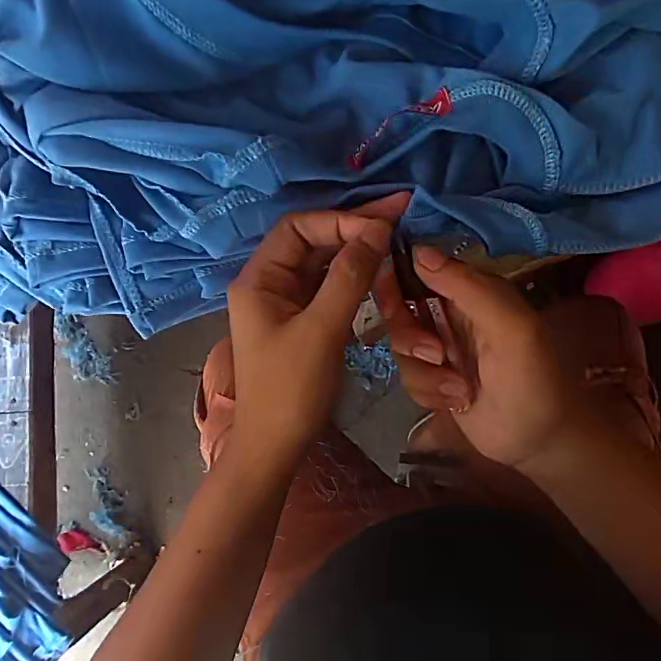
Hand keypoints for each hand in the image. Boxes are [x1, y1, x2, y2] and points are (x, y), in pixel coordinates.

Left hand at [224, 194, 408, 465]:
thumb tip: (376, 230)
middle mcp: (266, 283)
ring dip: (355, 250)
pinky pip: (325, 287)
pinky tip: (378, 269)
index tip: (384, 223)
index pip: (298, 228)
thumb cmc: (291, 390)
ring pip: (321, 263)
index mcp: (258, 279)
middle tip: (401, 212)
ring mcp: (282, 303)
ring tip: (396, 236)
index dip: (341, 220)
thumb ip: (348, 276)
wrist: (274, 448)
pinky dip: (351, 276)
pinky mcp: (298, 321)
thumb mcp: (322, 330)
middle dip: (353, 228)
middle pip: (310, 241)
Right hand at [376, 246, 579, 470]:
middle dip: (409, 336)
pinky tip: (457, 402)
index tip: (390, 298)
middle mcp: (448, 315)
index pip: (418, 269)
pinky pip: (406, 378)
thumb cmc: (532, 377)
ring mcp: (437, 349)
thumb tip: (419, 251)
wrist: (539, 440)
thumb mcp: (509, 326)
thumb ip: (467, 287)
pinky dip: (429, 392)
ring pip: (399, 348)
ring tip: (460, 389)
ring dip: (427, 373)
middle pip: (397, 310)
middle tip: (435, 354)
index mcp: (468, 291)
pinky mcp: (430, 380)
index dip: (394, 278)